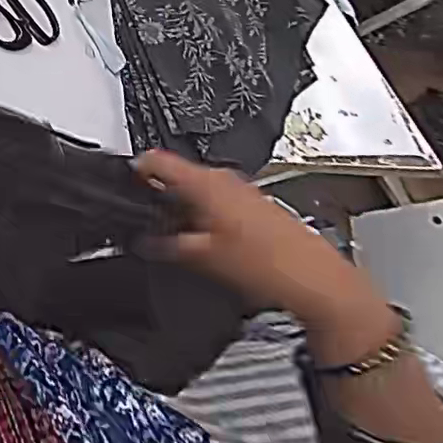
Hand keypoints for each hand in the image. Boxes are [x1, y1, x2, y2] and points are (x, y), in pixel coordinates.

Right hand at [136, 150, 387, 325]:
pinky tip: (206, 241)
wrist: (317, 282)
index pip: (156, 160)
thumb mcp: (202, 257)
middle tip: (146, 218)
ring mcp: (240, 189)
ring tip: (175, 236)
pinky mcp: (254, 203)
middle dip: (159, 194)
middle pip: (177, 174)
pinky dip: (204, 213)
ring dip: (182, 206)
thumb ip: (165, 244)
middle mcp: (222, 178)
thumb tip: (143, 241)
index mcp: (204, 181)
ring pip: (197, 188)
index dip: (136, 169)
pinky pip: (217, 198)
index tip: (125, 182)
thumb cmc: (268, 265)